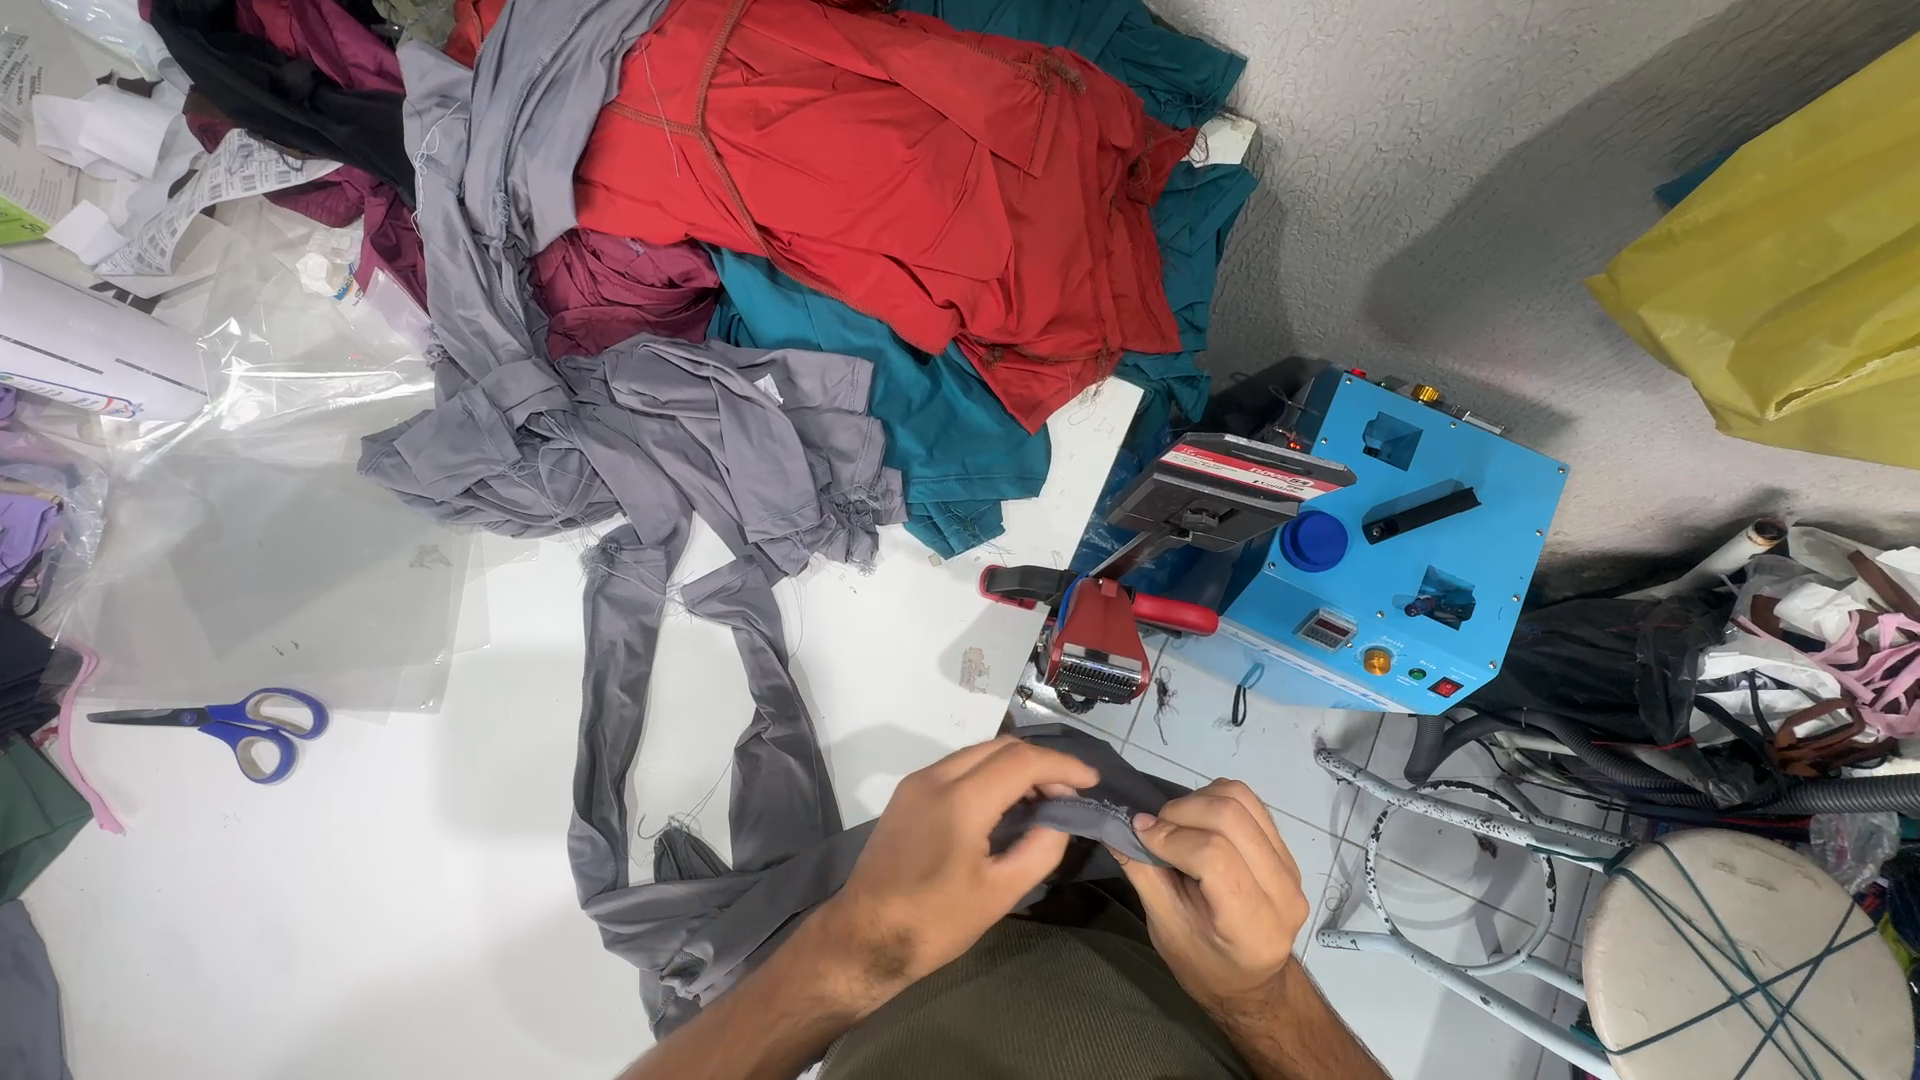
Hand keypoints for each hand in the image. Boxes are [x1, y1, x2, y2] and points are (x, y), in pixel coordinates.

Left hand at [806, 736, 1097, 1014]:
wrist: (863, 938)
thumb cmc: (934, 923)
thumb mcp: (999, 894)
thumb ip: (1040, 849)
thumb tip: (1062, 818)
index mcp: (961, 800)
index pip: (1023, 761)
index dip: (1063, 766)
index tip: (1092, 780)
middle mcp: (936, 777)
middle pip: (1001, 747)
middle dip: (1042, 761)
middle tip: (1072, 790)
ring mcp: (917, 782)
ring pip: (978, 752)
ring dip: (1016, 765)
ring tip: (1046, 795)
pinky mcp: (908, 793)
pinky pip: (958, 766)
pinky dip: (990, 772)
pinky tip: (1007, 799)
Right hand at [1114, 779, 1309, 1017]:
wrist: (1250, 982)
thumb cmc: (1201, 962)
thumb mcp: (1163, 926)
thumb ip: (1141, 872)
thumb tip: (1114, 821)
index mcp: (1252, 925)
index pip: (1215, 856)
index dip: (1171, 836)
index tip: (1140, 832)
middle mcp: (1282, 892)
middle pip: (1231, 817)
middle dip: (1181, 810)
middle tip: (1155, 825)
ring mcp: (1291, 868)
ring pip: (1242, 800)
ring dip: (1199, 800)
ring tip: (1177, 822)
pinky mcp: (1287, 851)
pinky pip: (1251, 802)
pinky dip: (1215, 799)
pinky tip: (1198, 821)